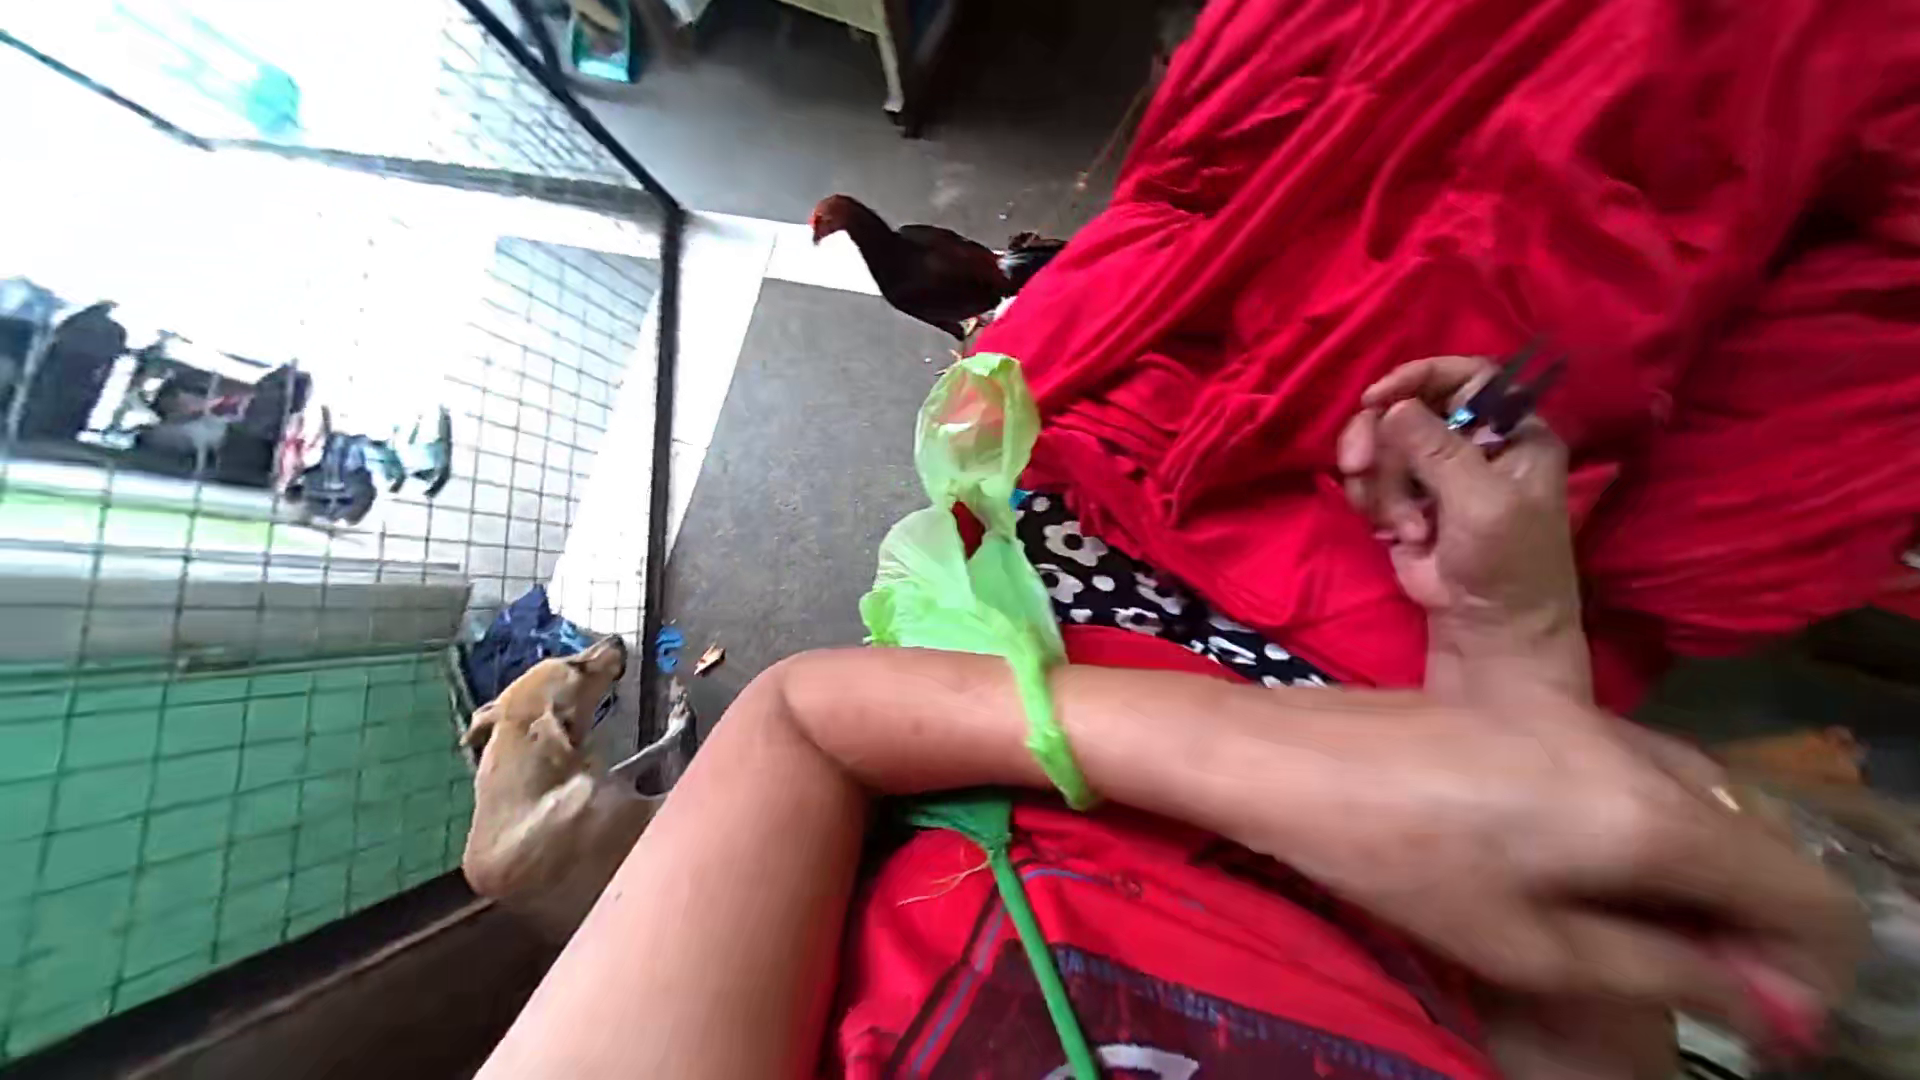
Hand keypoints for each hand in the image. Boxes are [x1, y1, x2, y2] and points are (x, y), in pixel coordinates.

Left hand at [1236, 692, 1861, 1044]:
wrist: (1274, 755)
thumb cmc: (1385, 854)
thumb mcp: (1523, 944)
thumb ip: (1658, 967)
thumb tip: (1750, 987)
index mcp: (1644, 808)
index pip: (1805, 892)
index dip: (1796, 965)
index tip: (1742, 1005)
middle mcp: (1613, 740)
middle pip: (1738, 831)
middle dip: (1730, 905)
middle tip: (1669, 959)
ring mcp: (1547, 706)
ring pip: (1664, 786)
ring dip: (1667, 852)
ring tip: (1604, 904)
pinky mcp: (1492, 696)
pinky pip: (1592, 754)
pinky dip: (1604, 805)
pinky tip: (1542, 839)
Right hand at [1337, 356, 1585, 698]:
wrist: (1483, 621)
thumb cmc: (1505, 561)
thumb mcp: (1481, 503)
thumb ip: (1439, 452)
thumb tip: (1393, 406)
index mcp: (1509, 432)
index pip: (1466, 378)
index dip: (1418, 378)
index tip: (1375, 398)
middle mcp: (1468, 443)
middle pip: (1404, 411)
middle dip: (1376, 441)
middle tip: (1356, 466)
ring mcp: (1430, 472)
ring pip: (1378, 447)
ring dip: (1377, 486)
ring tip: (1399, 525)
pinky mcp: (1400, 498)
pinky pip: (1367, 480)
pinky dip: (1371, 504)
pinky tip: (1393, 531)